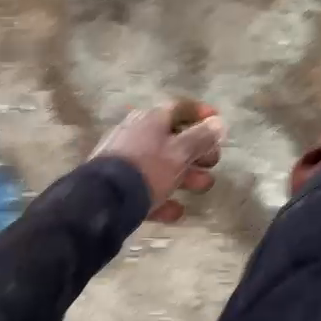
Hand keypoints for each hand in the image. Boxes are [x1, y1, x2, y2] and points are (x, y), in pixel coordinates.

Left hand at [92, 101, 226, 222]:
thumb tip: (219, 123)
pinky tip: (176, 212)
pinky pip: (145, 186)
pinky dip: (163, 196)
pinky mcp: (114, 185)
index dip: (202, 114)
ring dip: (185, 175)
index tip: (218, 125)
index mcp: (152, 119)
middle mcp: (137, 133)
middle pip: (173, 138)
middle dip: (198, 152)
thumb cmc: (147, 168)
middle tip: (213, 163)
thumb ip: (202, 138)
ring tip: (202, 188)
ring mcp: (123, 159)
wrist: (100, 203)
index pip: (181, 108)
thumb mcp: (180, 152)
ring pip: (161, 164)